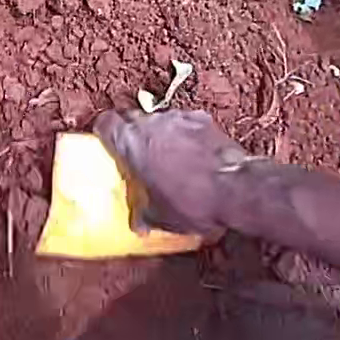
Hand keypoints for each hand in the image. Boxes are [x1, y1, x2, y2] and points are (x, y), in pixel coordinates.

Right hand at [95, 109, 255, 235]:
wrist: (234, 188)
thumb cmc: (191, 203)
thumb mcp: (161, 216)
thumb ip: (144, 214)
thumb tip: (138, 224)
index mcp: (130, 142)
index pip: (105, 122)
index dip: (104, 130)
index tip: (106, 141)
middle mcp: (150, 122)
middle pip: (130, 116)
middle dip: (130, 130)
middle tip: (134, 151)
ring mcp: (177, 116)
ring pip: (158, 118)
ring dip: (158, 132)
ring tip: (167, 154)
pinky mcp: (201, 117)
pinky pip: (184, 121)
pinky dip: (184, 132)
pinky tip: (194, 151)